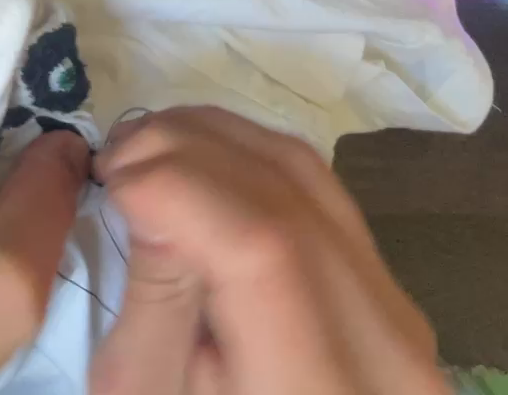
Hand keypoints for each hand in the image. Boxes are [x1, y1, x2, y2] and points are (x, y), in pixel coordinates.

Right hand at [91, 108, 450, 394]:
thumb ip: (156, 288)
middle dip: (180, 149)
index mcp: (318, 390)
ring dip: (205, 137)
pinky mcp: (382, 283)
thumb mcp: (147, 391)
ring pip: (301, 169)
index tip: (109, 185)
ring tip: (139, 152)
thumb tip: (149, 184)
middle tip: (112, 160)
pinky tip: (187, 161)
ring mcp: (398, 308)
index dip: (175, 185)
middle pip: (288, 191)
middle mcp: (388, 348)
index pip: (263, 246)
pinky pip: (311, 184)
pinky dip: (238, 152)